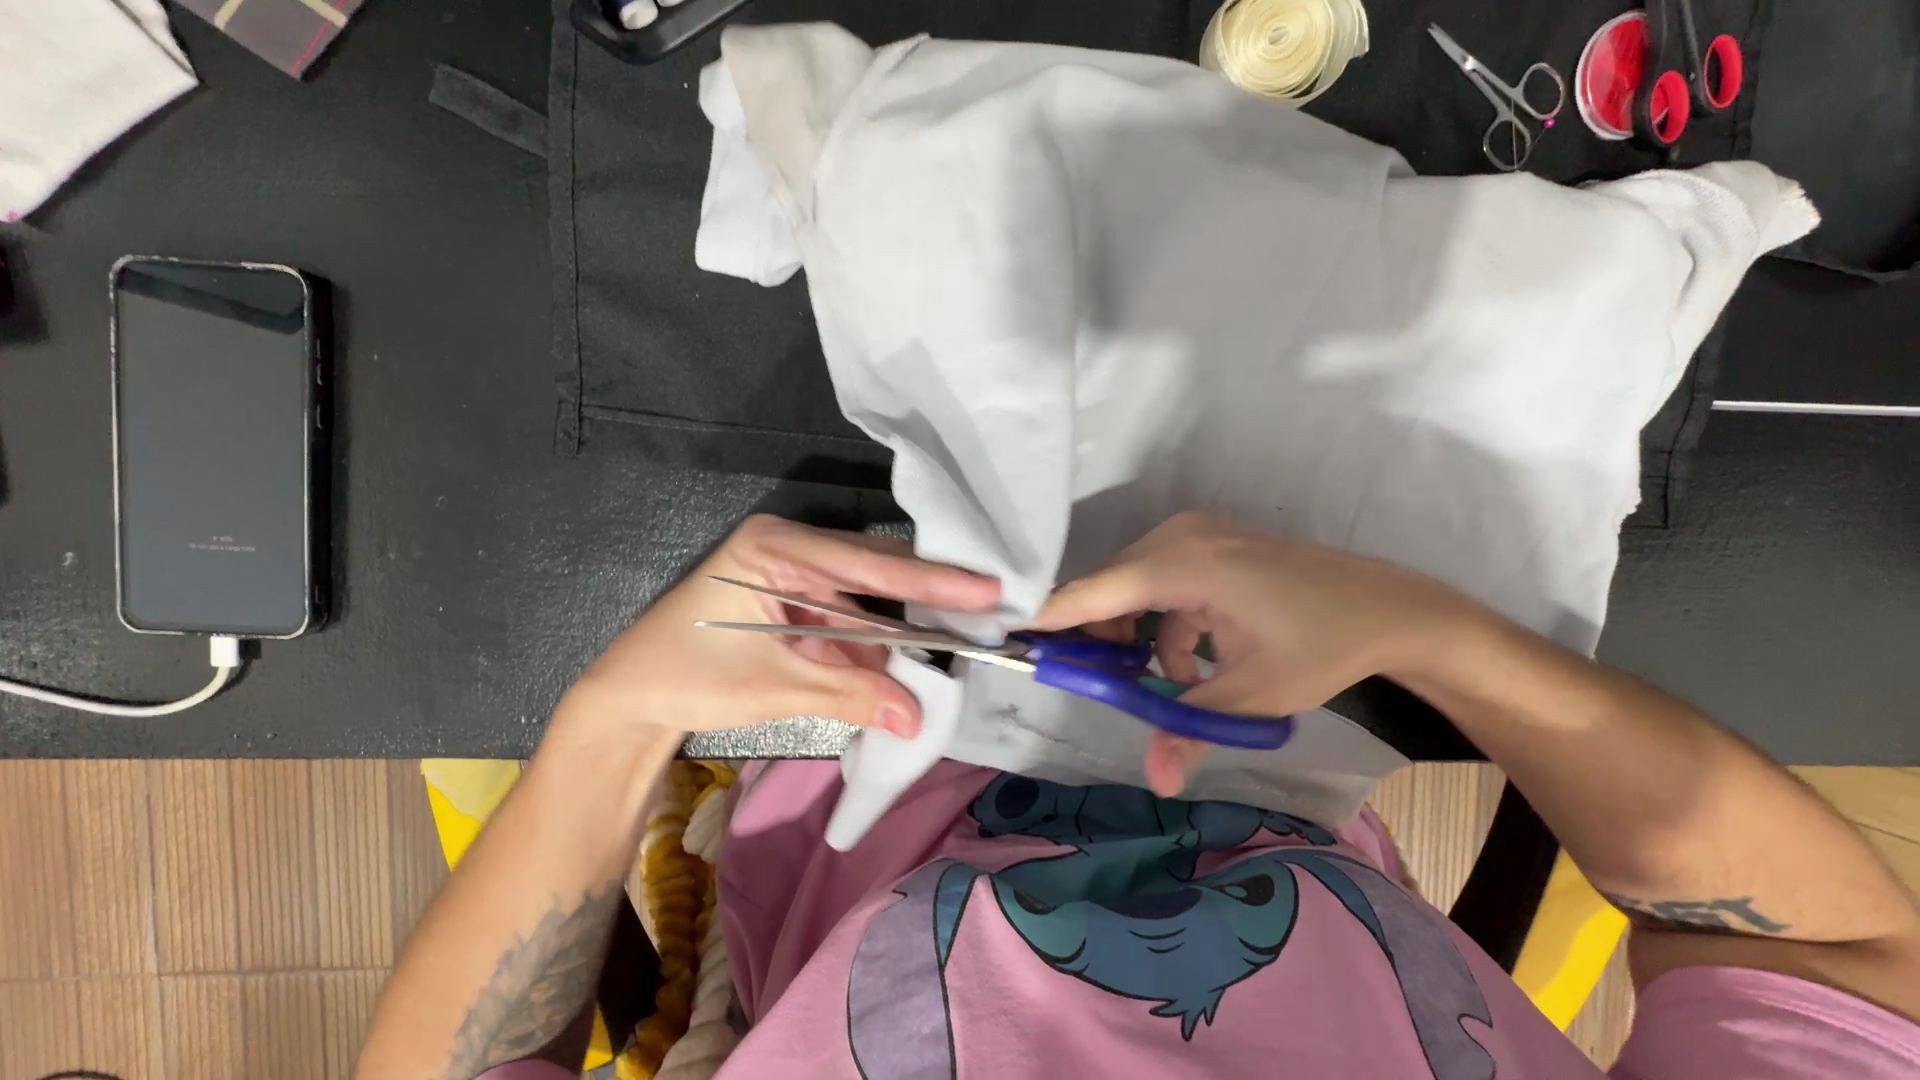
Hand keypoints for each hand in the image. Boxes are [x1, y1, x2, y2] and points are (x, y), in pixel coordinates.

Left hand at [557, 515, 1000, 741]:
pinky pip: (847, 625)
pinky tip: (905, 669)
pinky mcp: (796, 606)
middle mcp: (789, 549)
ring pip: (866, 603)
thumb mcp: (772, 686)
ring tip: (959, 643)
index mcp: (774, 547)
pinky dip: (872, 652)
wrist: (629, 701)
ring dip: (899, 636)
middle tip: (990, 608)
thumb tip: (916, 716)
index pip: (865, 565)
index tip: (986, 587)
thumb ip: (849, 696)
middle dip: (926, 599)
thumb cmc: (686, 677)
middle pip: (874, 573)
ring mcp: (794, 577)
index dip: (929, 581)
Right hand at [1030, 512, 1471, 795]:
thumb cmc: (1320, 645)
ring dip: (1135, 636)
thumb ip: (1190, 729)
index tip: (1011, 639)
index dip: (1051, 618)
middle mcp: (1180, 538)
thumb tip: (1157, 782)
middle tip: (1103, 688)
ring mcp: (1195, 536)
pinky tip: (1192, 661)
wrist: (1388, 608)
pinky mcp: (1207, 545)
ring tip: (1164, 684)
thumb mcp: (1252, 696)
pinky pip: (1159, 584)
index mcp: (1184, 565)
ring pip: (1132, 587)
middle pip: (1109, 588)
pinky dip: (1163, 624)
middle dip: (1100, 640)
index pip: (1095, 592)